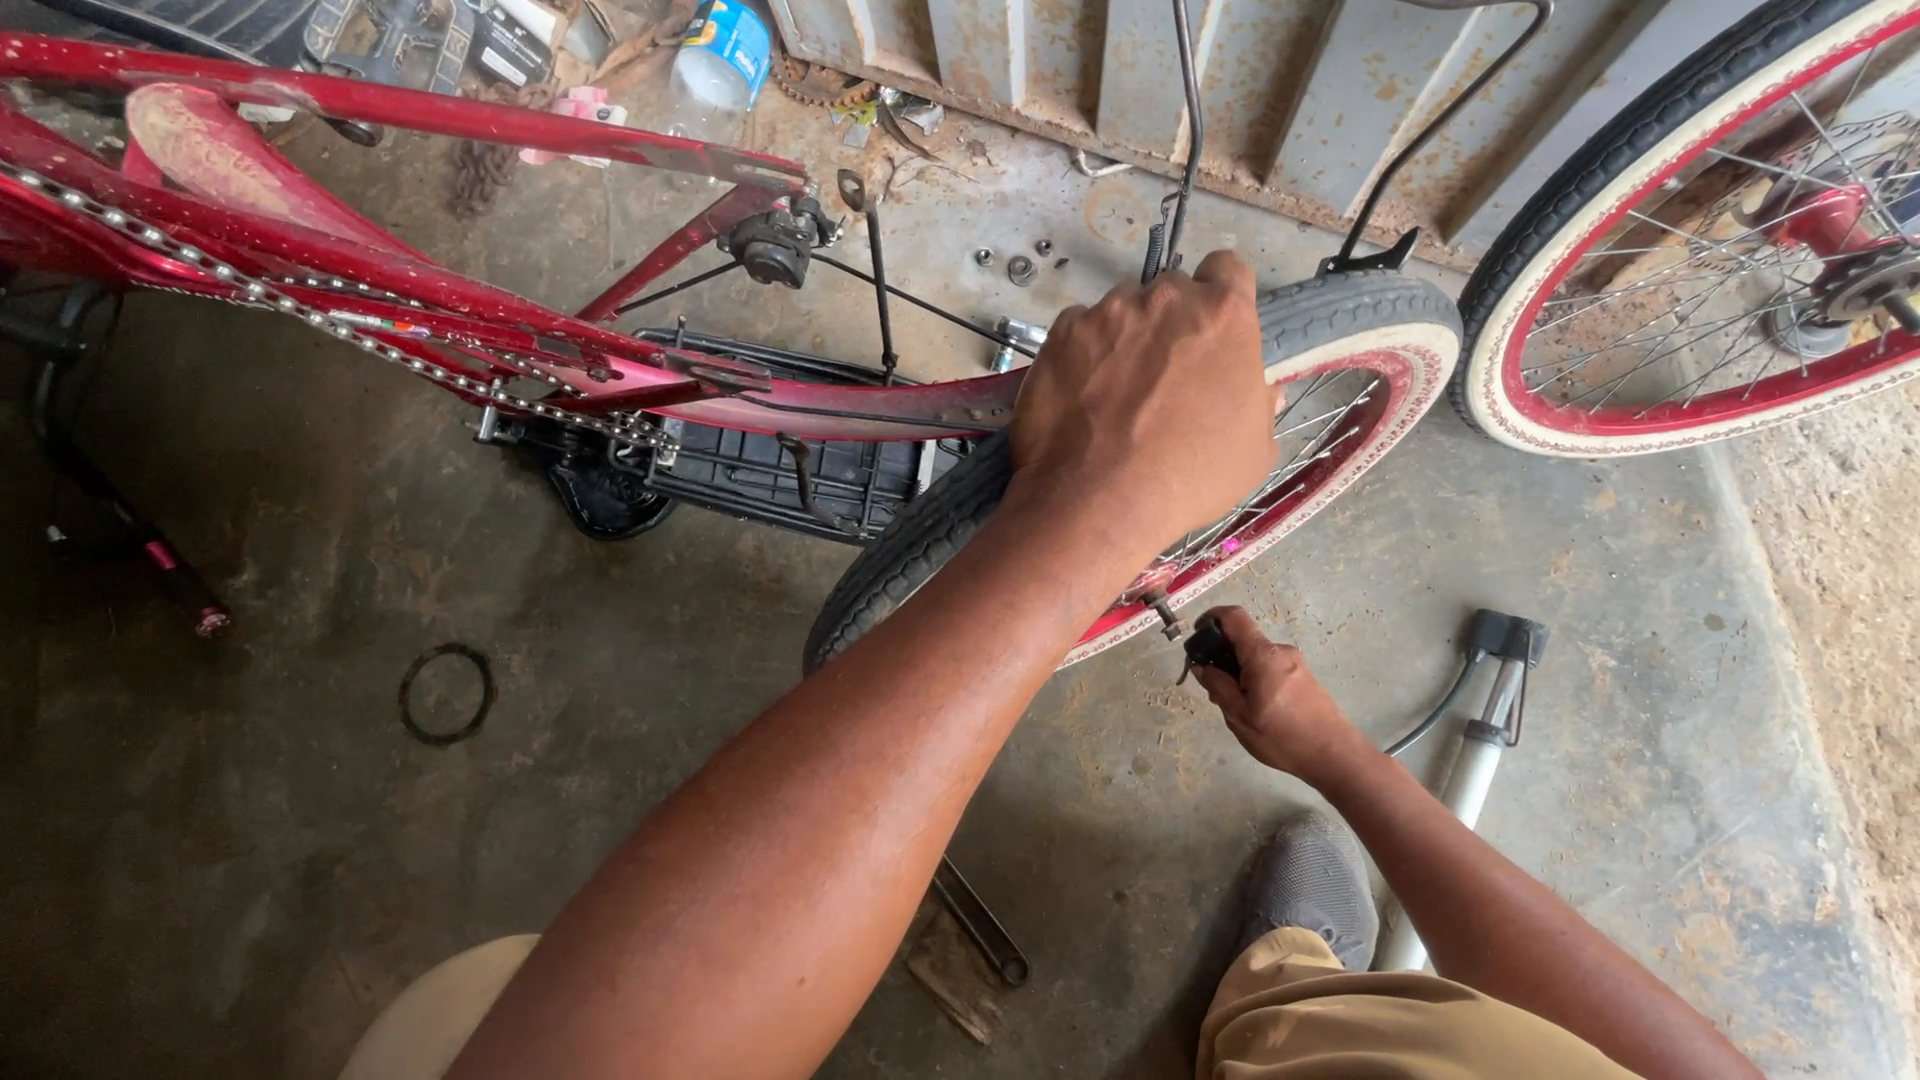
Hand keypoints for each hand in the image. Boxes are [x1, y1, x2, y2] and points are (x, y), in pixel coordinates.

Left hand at [1005, 251, 1278, 554]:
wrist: (1098, 499)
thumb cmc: (1189, 479)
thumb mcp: (1254, 451)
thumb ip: (1258, 405)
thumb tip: (1262, 391)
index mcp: (1224, 315)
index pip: (1227, 270)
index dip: (1219, 297)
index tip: (1208, 332)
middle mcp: (1165, 298)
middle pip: (1170, 293)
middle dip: (1166, 324)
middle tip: (1157, 376)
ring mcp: (1107, 313)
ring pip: (1119, 312)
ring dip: (1120, 339)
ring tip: (1111, 392)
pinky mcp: (1060, 334)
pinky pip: (1075, 332)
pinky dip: (1079, 355)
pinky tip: (1078, 397)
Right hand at [1192, 606, 1373, 785]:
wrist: (1336, 757)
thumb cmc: (1283, 737)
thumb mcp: (1239, 716)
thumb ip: (1217, 686)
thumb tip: (1201, 666)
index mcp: (1263, 655)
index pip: (1234, 616)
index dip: (1211, 618)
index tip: (1197, 637)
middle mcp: (1281, 652)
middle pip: (1244, 641)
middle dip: (1222, 658)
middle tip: (1213, 690)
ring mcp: (1295, 664)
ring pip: (1256, 658)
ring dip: (1239, 673)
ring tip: (1236, 707)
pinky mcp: (1304, 677)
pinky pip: (1270, 669)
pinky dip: (1255, 680)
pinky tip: (1256, 710)